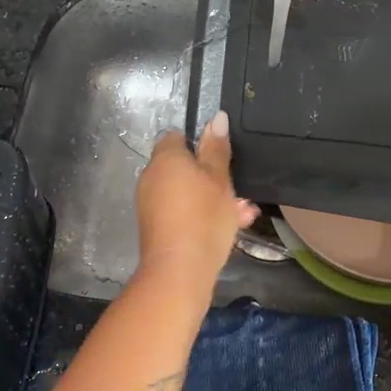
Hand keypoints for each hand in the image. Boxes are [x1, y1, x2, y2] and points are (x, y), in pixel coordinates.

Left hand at [136, 111, 259, 286]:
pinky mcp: (154, 227)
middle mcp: (151, 177)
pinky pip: (180, 211)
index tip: (219, 158)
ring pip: (185, 192)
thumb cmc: (203, 217)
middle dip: (210, 176)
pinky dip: (199, 215)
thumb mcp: (219, 179)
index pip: (177, 137)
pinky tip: (228, 229)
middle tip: (236, 192)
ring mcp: (150, 204)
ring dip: (210, 199)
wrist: (179, 272)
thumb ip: (217, 148)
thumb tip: (217, 117)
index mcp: (165, 158)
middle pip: (182, 166)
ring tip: (241, 214)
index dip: (199, 144)